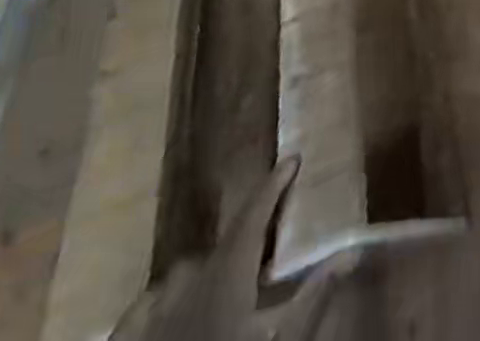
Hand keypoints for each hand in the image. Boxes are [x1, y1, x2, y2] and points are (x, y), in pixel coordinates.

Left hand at [110, 157, 348, 340]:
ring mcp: (149, 312)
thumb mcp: (284, 337)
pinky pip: (147, 303)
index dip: (273, 186)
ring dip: (214, 265)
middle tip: (273, 239)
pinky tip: (176, 304)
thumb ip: (315, 294)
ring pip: (185, 272)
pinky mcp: (126, 336)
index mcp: (225, 275)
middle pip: (222, 245)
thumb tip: (353, 251)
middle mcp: (185, 283)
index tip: (292, 158)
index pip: (252, 218)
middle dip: (249, 235)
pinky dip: (170, 294)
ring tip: (233, 275)